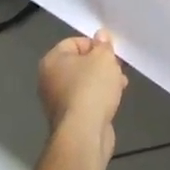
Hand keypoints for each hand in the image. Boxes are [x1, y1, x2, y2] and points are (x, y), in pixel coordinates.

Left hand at [38, 29, 127, 161]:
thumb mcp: (103, 58)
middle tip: (117, 68)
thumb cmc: (91, 88)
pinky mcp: (68, 119)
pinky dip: (98, 99)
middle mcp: (49, 80)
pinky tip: (113, 101)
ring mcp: (57, 102)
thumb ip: (104, 45)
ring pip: (84, 84)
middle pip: (79, 64)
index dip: (95, 45)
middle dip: (101, 65)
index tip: (111, 53)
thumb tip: (101, 36)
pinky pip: (86, 101)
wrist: (84, 133)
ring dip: (103, 82)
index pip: (74, 42)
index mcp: (52, 60)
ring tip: (120, 85)